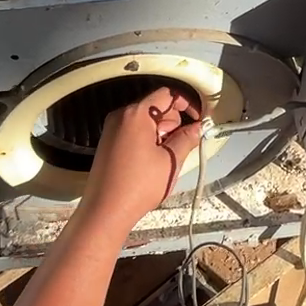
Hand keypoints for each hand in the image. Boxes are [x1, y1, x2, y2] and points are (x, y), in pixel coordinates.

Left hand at [79, 86, 203, 228]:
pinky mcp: (109, 143)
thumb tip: (198, 128)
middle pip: (155, 106)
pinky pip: (134, 132)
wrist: (106, 210)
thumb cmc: (137, 187)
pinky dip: (148, 139)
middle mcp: (121, 117)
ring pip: (145, 120)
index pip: (167, 95)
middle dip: (174, 121)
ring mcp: (112, 129)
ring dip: (162, 132)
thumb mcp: (170, 161)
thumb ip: (187, 139)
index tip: (198, 117)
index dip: (187, 103)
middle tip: (183, 143)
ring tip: (168, 156)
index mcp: (136, 115)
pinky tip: (154, 160)